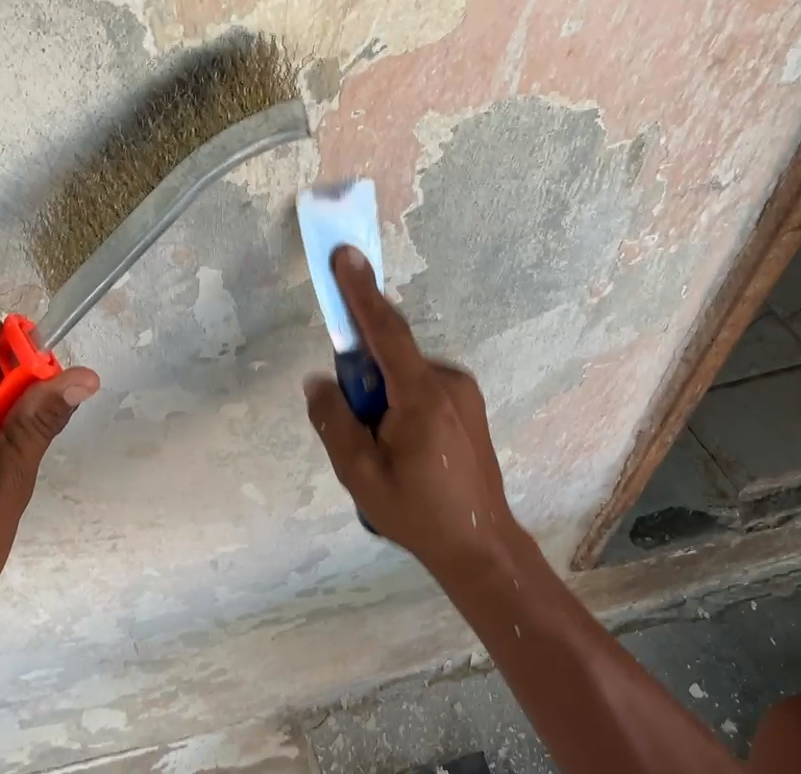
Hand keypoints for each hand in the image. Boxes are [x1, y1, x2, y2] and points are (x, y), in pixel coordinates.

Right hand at [303, 247, 511, 581]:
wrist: (481, 546)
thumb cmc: (418, 512)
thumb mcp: (358, 473)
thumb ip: (333, 420)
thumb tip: (319, 381)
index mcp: (422, 396)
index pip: (385, 331)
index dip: (361, 292)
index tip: (345, 255)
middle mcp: (448, 382)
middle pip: (388, 357)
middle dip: (362, 380)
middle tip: (360, 431)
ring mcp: (463, 392)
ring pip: (402, 374)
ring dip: (381, 396)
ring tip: (385, 452)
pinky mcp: (468, 404)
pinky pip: (418, 387)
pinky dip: (398, 403)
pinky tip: (403, 448)